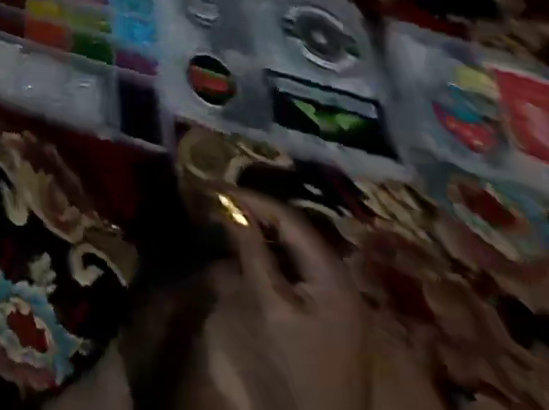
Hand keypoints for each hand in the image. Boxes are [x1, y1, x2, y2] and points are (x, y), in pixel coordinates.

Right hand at [218, 190, 367, 409]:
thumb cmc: (295, 361)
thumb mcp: (269, 304)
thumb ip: (251, 252)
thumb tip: (227, 207)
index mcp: (331, 272)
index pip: (288, 218)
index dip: (250, 198)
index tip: (212, 188)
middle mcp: (336, 275)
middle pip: (292, 228)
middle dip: (252, 209)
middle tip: (212, 197)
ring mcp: (330, 292)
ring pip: (290, 244)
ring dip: (257, 227)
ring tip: (221, 214)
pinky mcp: (319, 306)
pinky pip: (290, 262)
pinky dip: (264, 248)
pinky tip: (241, 245)